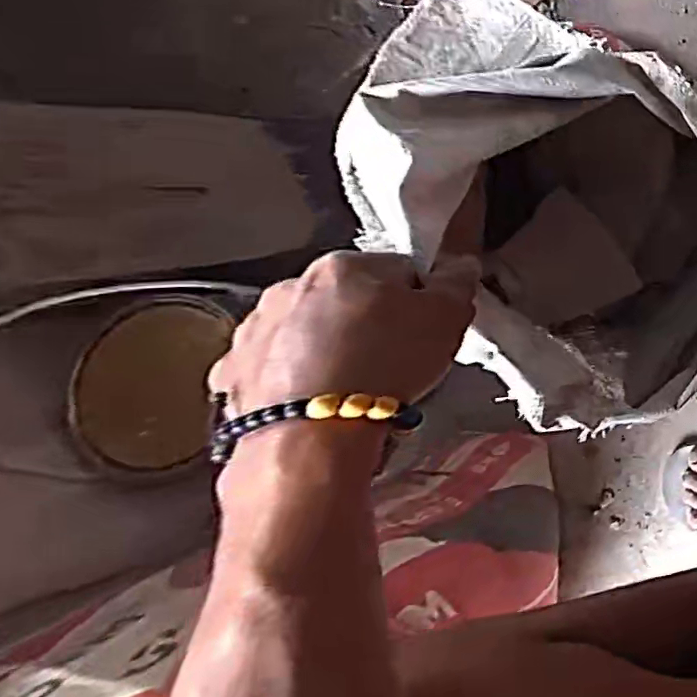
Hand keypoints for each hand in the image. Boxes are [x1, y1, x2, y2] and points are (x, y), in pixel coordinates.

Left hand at [210, 251, 478, 417]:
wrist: (314, 433)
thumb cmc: (383, 366)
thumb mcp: (449, 314)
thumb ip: (458, 279)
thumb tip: (459, 262)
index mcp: (346, 265)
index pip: (399, 268)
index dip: (423, 298)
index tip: (430, 323)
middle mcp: (293, 286)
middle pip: (353, 296)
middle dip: (376, 319)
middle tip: (403, 353)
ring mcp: (258, 328)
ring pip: (315, 327)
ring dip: (337, 344)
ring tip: (366, 378)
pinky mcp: (237, 368)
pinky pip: (281, 362)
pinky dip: (303, 373)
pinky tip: (328, 392)